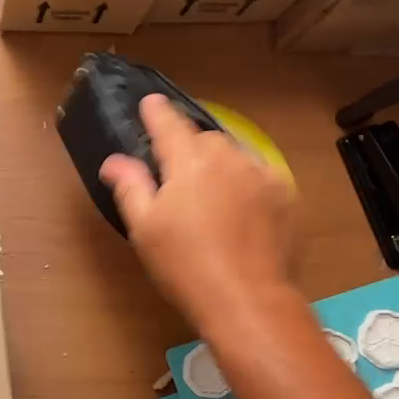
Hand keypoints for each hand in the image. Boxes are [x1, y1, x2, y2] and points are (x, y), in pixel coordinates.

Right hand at [100, 94, 297, 322]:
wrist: (244, 296)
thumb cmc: (183, 264)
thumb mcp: (144, 228)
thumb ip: (130, 187)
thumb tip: (115, 161)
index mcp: (189, 162)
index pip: (169, 125)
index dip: (156, 113)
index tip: (149, 102)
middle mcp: (228, 158)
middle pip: (203, 138)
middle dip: (187, 146)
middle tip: (173, 173)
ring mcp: (261, 174)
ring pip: (232, 155)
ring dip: (216, 164)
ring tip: (205, 192)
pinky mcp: (283, 195)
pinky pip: (256, 174)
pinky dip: (241, 181)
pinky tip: (235, 208)